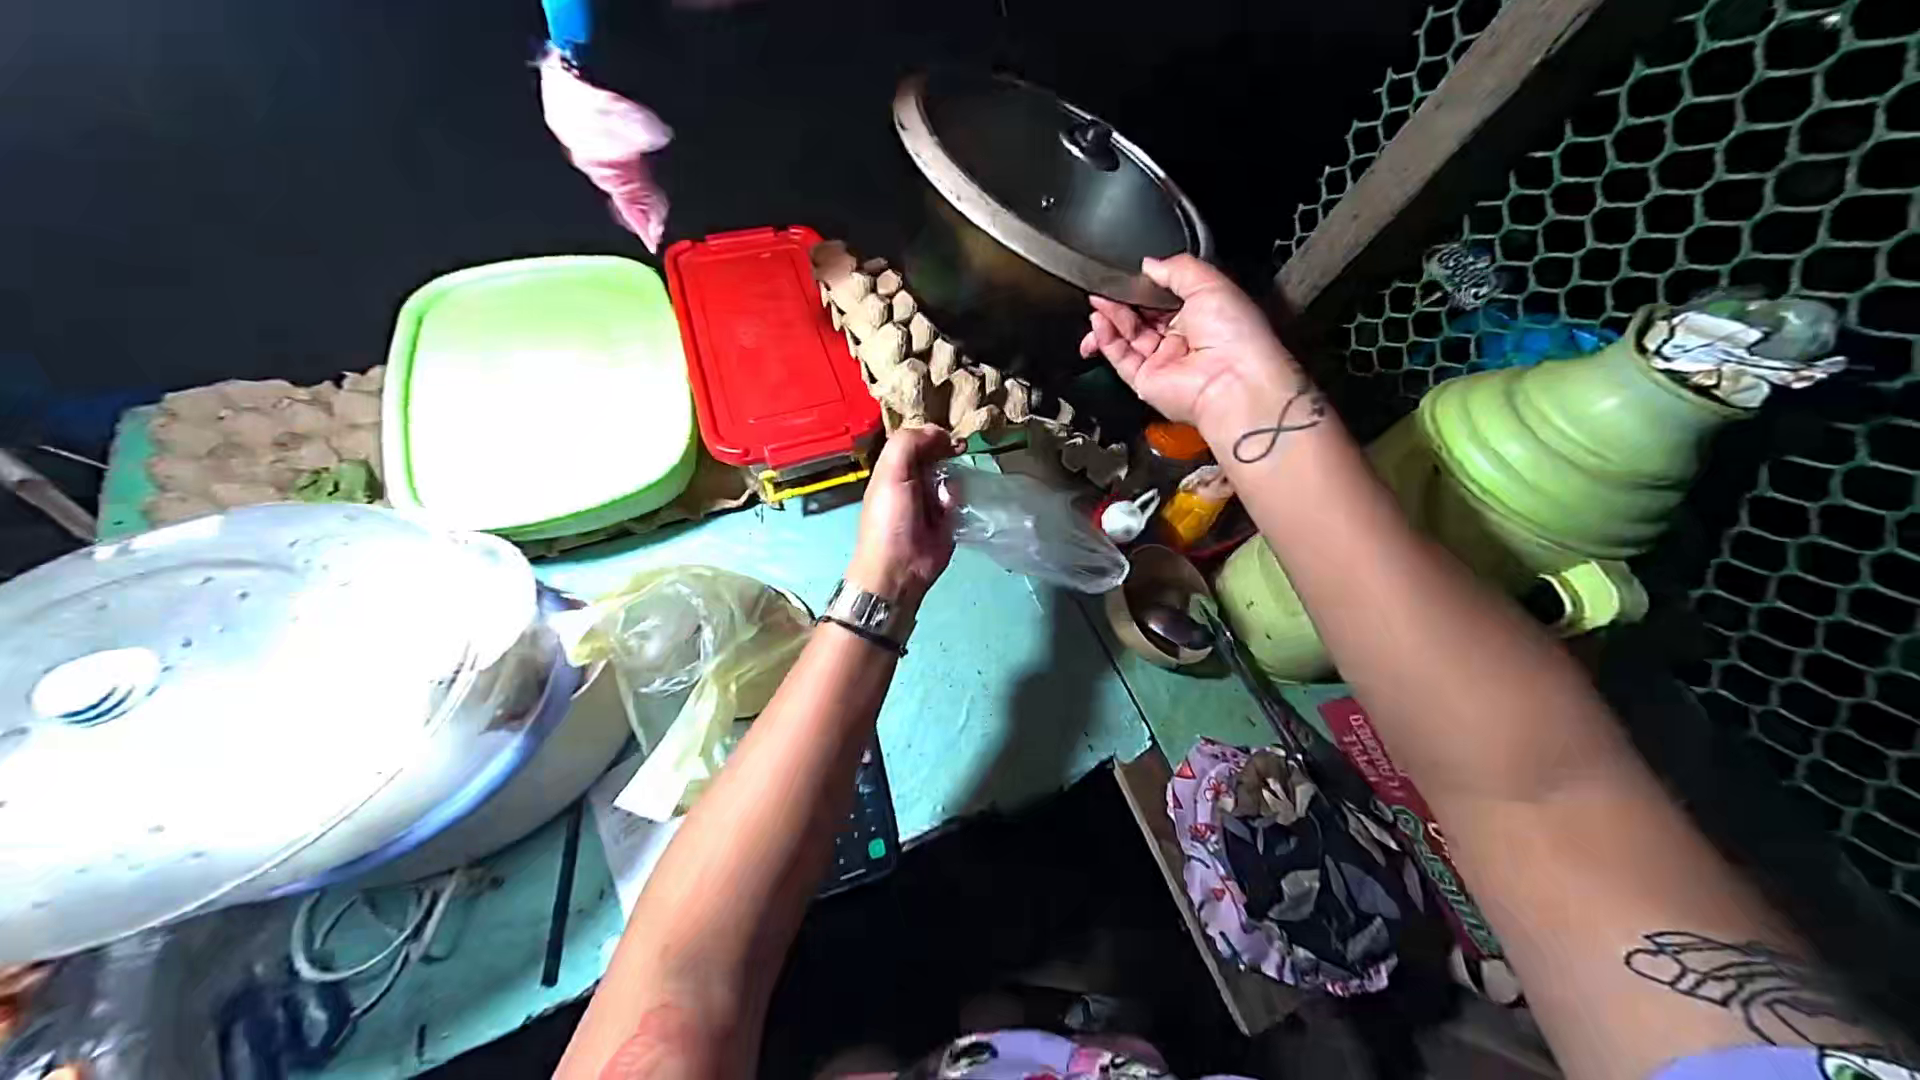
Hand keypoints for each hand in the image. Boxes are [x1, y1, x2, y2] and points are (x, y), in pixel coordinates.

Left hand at [846, 426, 962, 612]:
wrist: (900, 568)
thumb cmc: (890, 519)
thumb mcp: (890, 474)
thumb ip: (908, 444)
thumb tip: (937, 431)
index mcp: (893, 469)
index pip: (915, 440)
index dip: (931, 434)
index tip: (947, 435)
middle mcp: (912, 481)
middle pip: (936, 455)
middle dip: (947, 452)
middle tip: (960, 449)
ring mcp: (931, 500)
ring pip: (951, 475)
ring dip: (952, 479)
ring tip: (946, 493)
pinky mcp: (948, 518)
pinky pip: (960, 499)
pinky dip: (958, 499)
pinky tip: (950, 509)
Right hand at [1079, 256, 1304, 438]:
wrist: (1232, 382)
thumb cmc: (1236, 336)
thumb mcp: (1210, 283)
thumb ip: (1177, 268)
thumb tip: (1149, 264)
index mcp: (1202, 314)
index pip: (1163, 296)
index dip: (1144, 285)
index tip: (1127, 275)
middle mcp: (1181, 338)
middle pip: (1142, 316)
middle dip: (1122, 300)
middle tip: (1107, 287)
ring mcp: (1162, 360)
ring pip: (1127, 335)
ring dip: (1110, 317)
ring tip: (1098, 302)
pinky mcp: (1145, 380)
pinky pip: (1120, 356)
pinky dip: (1106, 338)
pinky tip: (1099, 321)